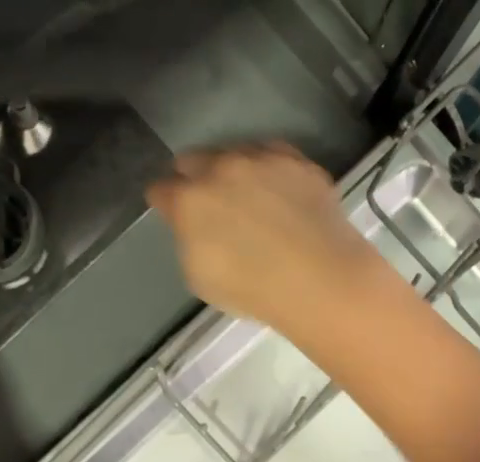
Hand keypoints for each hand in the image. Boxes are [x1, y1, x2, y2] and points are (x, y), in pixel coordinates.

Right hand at [146, 143, 390, 332]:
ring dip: (232, 171)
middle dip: (193, 178)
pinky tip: (277, 191)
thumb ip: (189, 240)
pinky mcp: (297, 161)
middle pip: (193, 160)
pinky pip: (273, 156)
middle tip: (207, 203)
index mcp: (189, 201)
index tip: (171, 212)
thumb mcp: (200, 277)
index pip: (160, 189)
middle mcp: (221, 168)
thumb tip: (194, 227)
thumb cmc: (251, 289)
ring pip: (234, 153)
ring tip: (247, 197)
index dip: (164, 202)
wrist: (318, 278)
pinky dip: (269, 170)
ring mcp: (262, 159)